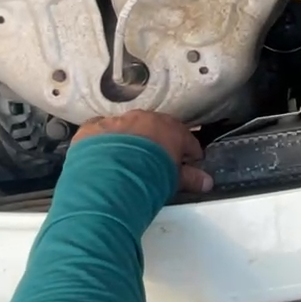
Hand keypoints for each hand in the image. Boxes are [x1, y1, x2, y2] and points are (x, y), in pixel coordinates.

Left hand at [73, 111, 212, 192]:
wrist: (112, 176)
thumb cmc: (152, 175)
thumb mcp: (175, 179)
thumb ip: (191, 178)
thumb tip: (207, 182)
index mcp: (170, 128)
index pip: (186, 137)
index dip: (189, 151)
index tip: (188, 161)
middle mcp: (144, 119)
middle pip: (156, 128)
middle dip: (158, 142)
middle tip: (158, 160)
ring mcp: (118, 121)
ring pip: (128, 128)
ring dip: (131, 140)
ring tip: (130, 159)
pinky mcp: (93, 129)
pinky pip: (101, 132)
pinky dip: (104, 142)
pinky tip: (104, 156)